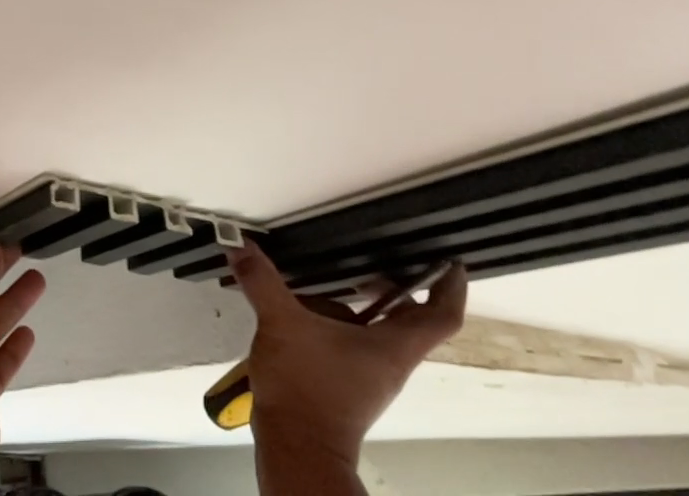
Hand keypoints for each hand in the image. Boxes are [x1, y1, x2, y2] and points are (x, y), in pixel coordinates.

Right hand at [229, 242, 466, 460]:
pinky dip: (339, 320)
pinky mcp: (345, 380)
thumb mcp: (281, 324)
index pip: (441, 315)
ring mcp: (367, 373)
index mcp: (393, 346)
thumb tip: (239, 245)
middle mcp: (389, 360)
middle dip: (397, 287)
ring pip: (379, 330)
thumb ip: (261, 281)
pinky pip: (353, 341)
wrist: (296, 444)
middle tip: (375, 259)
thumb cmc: (305, 386)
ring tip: (333, 277)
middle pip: (410, 320)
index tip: (448, 262)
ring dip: (364, 303)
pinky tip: (307, 309)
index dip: (449, 286)